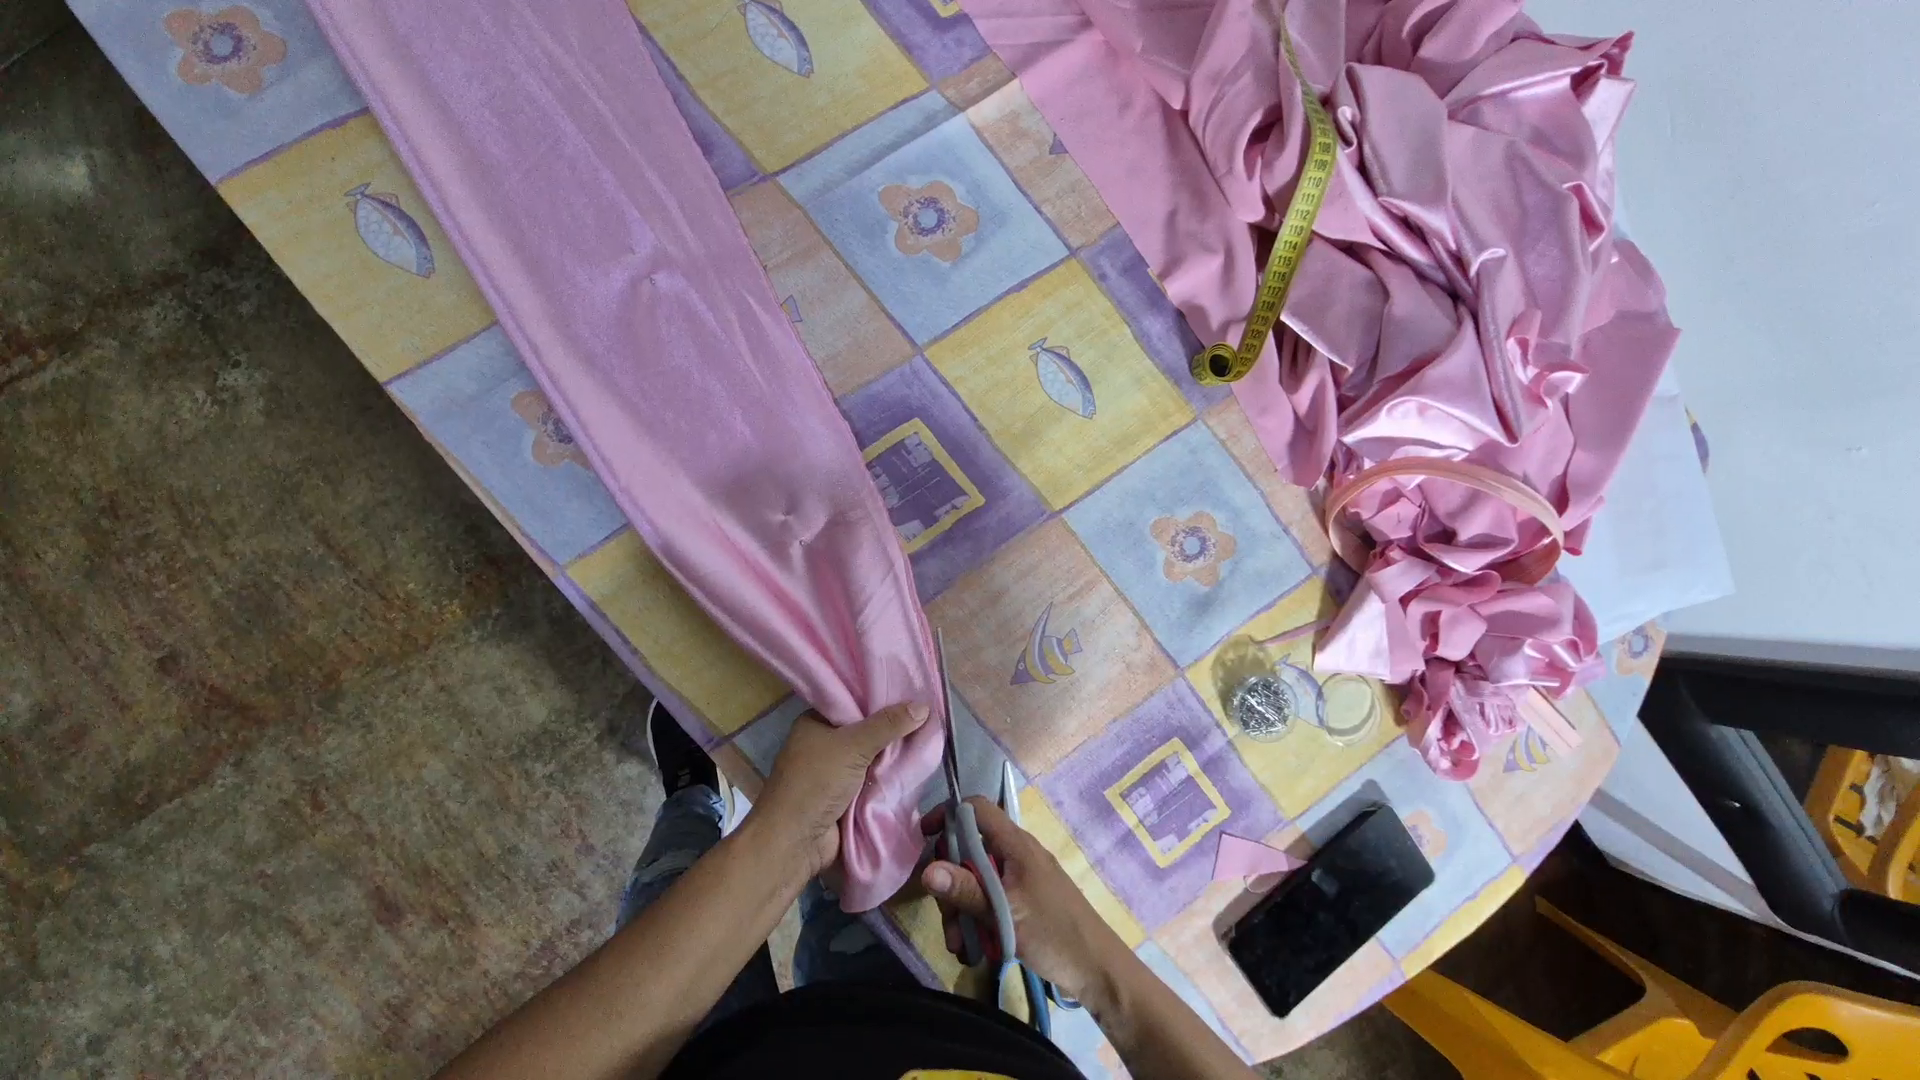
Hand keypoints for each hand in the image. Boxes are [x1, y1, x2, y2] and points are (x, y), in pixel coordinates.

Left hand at [751, 703, 929, 878]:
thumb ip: (887, 725)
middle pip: (866, 730)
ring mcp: (834, 772)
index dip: (881, 698)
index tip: (913, 692)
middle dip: (893, 729)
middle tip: (929, 716)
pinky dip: (890, 778)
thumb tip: (923, 705)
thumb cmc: (816, 782)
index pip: (853, 702)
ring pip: (872, 757)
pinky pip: (873, 781)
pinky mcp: (846, 797)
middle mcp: (824, 744)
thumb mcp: (852, 745)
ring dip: (894, 756)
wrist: (796, 841)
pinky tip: (918, 767)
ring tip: (931, 738)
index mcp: (816, 722)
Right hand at [921, 796, 1133, 1003]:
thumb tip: (926, 870)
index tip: (925, 836)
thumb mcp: (1004, 913)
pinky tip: (975, 949)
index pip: (976, 809)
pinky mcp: (1022, 901)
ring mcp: (1020, 878)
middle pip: (969, 851)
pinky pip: (989, 900)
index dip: (949, 815)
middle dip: (951, 885)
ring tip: (960, 946)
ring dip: (962, 911)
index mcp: (1015, 844)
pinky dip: (977, 921)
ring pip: (976, 881)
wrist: (1097, 969)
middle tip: (949, 920)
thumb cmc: (1053, 933)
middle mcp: (1016, 853)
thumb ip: (966, 890)